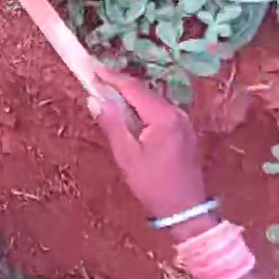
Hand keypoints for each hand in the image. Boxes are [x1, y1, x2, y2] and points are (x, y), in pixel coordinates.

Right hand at [88, 65, 212, 234]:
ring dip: (131, 98)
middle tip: (97, 81)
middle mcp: (176, 113)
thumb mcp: (126, 155)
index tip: (93, 69)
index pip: (134, 88)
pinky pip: (160, 112)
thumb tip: (94, 99)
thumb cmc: (153, 184)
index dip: (112, 77)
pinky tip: (129, 116)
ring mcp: (183, 122)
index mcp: (163, 117)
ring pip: (152, 101)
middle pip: (144, 92)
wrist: (185, 210)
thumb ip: (111, 124)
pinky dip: (142, 110)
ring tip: (109, 97)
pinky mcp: (184, 132)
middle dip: (120, 86)